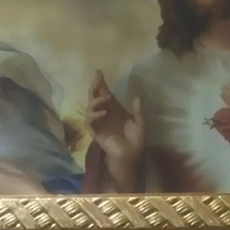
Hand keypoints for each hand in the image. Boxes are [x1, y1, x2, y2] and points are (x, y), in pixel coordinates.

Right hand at [86, 70, 143, 191]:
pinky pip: (89, 122)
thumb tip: (137, 96)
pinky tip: (102, 112)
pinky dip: (94, 115)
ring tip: (105, 98)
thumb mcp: (141, 124)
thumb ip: (138, 111)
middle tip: (97, 80)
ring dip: (95, 101)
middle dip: (94, 88)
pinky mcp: (95, 132)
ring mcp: (98, 123)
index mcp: (115, 110)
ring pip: (89, 108)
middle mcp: (105, 114)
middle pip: (95, 98)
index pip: (105, 94)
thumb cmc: (135, 142)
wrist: (129, 157)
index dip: (101, 84)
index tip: (99, 72)